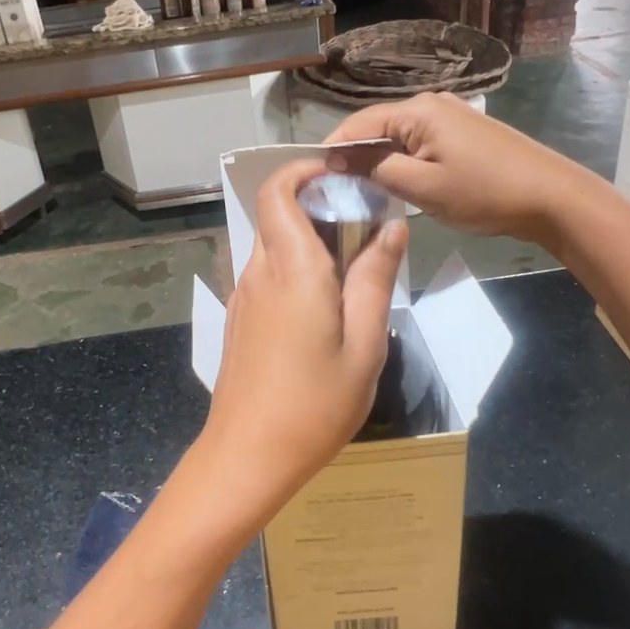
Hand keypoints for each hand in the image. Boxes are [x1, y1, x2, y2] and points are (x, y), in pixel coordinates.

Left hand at [199, 159, 407, 515]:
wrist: (247, 456)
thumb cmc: (315, 404)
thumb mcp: (364, 345)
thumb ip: (375, 280)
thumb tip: (390, 227)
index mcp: (292, 268)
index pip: (279, 192)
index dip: (304, 173)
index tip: (344, 181)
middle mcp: (259, 273)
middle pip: (277, 216)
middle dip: (317, 209)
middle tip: (365, 233)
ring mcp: (243, 298)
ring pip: (273, 248)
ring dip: (308, 244)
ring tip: (353, 276)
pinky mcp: (239, 321)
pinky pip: (267, 277)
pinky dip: (295, 273)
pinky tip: (324, 311)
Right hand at [325, 92, 574, 241]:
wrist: (551, 197)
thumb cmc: (483, 193)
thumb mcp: (422, 187)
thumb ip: (377, 170)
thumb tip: (341, 158)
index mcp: (418, 111)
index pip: (358, 123)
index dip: (334, 149)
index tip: (314, 176)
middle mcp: (431, 104)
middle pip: (377, 127)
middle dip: (355, 155)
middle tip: (335, 188)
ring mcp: (450, 116)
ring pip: (398, 137)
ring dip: (379, 160)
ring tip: (362, 190)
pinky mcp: (464, 133)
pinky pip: (419, 143)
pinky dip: (403, 161)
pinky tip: (398, 183)